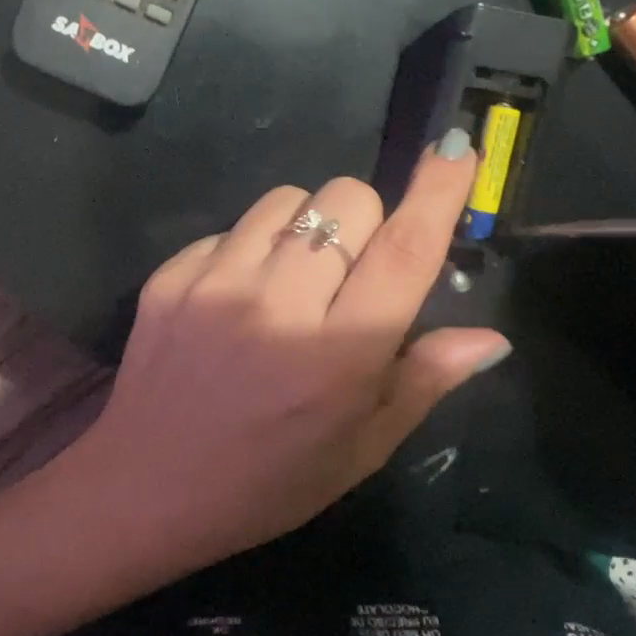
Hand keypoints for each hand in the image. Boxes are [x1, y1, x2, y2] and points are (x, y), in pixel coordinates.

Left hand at [57, 129, 510, 574]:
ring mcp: (215, 283)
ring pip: (287, 199)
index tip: (456, 149)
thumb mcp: (359, 452)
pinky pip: (231, 227)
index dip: (437, 192)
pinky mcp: (170, 275)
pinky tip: (235, 300)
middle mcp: (279, 304)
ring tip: (290, 279)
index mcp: (339, 356)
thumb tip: (490, 337)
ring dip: (306, 226)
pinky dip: (248, 249)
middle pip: (347, 199)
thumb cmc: (268, 482)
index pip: (403, 252)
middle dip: (366, 221)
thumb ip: (422, 382)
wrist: (146, 486)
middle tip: (350, 272)